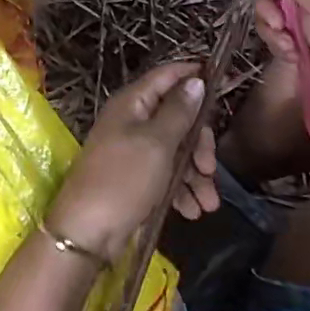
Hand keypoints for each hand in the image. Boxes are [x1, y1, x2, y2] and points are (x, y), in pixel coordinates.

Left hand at [46, 61, 218, 258]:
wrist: (86, 234)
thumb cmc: (123, 180)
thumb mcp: (157, 143)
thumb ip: (179, 111)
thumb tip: (196, 80)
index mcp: (133, 103)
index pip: (167, 75)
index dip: (195, 75)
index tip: (223, 83)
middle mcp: (133, 120)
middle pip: (178, 116)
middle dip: (199, 142)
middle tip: (210, 168)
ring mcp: (133, 149)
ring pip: (176, 148)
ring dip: (195, 173)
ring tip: (208, 203)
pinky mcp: (135, 177)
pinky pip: (166, 173)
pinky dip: (181, 188)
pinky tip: (192, 211)